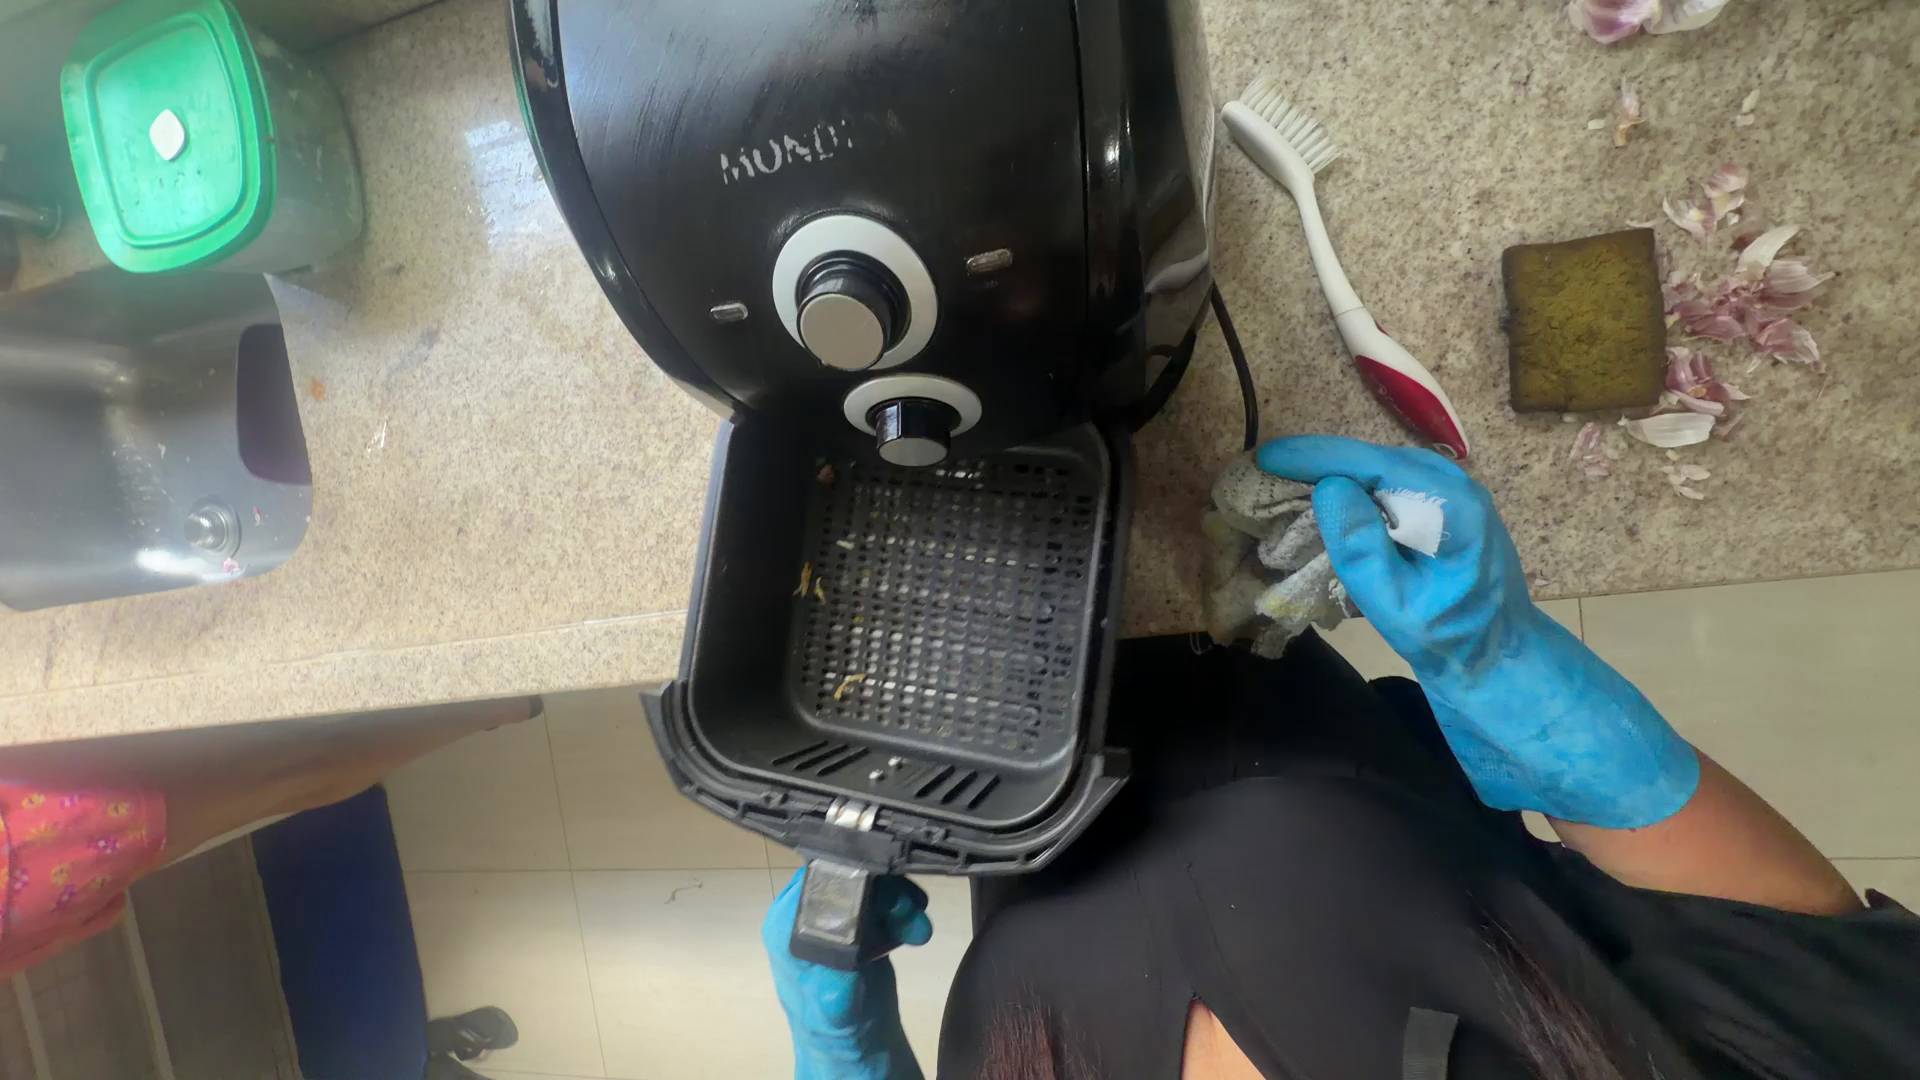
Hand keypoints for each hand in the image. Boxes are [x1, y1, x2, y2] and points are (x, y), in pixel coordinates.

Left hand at [762, 869, 930, 1079]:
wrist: (861, 1055)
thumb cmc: (840, 1035)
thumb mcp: (836, 1006)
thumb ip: (835, 972)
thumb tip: (842, 943)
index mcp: (786, 925)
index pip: (819, 875)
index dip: (856, 875)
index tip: (888, 893)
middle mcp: (804, 912)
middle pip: (848, 871)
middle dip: (885, 888)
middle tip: (910, 911)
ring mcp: (833, 915)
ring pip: (870, 879)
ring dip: (899, 899)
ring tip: (915, 927)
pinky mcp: (857, 923)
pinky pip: (883, 896)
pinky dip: (904, 908)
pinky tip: (914, 930)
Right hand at [1256, 436, 1698, 828]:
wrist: (1499, 660)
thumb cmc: (1446, 636)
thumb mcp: (1395, 602)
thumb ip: (1360, 544)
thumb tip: (1328, 488)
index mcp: (1446, 502)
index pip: (1367, 461)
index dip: (1312, 455)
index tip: (1265, 456)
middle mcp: (1452, 485)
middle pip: (1370, 457)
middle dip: (1316, 461)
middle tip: (1265, 471)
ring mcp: (1450, 496)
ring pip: (1376, 470)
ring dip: (1330, 474)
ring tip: (1283, 483)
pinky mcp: (1441, 511)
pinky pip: (1385, 487)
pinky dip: (1348, 490)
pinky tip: (1321, 502)